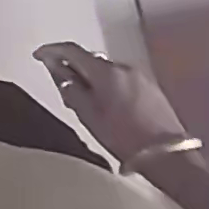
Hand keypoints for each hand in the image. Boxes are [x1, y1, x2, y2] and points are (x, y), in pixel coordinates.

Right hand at [34, 42, 186, 165]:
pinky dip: (108, 83)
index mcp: (105, 71)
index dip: (52, 50)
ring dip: (92, 76)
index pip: (72, 50)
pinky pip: (121, 78)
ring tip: (85, 96)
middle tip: (62, 82)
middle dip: (73, 66)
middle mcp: (122, 66)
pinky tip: (108, 102)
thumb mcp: (89, 116)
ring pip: (106, 69)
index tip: (38, 55)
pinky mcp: (151, 87)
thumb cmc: (123, 138)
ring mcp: (139, 76)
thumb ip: (70, 89)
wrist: (170, 158)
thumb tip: (57, 69)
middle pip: (90, 59)